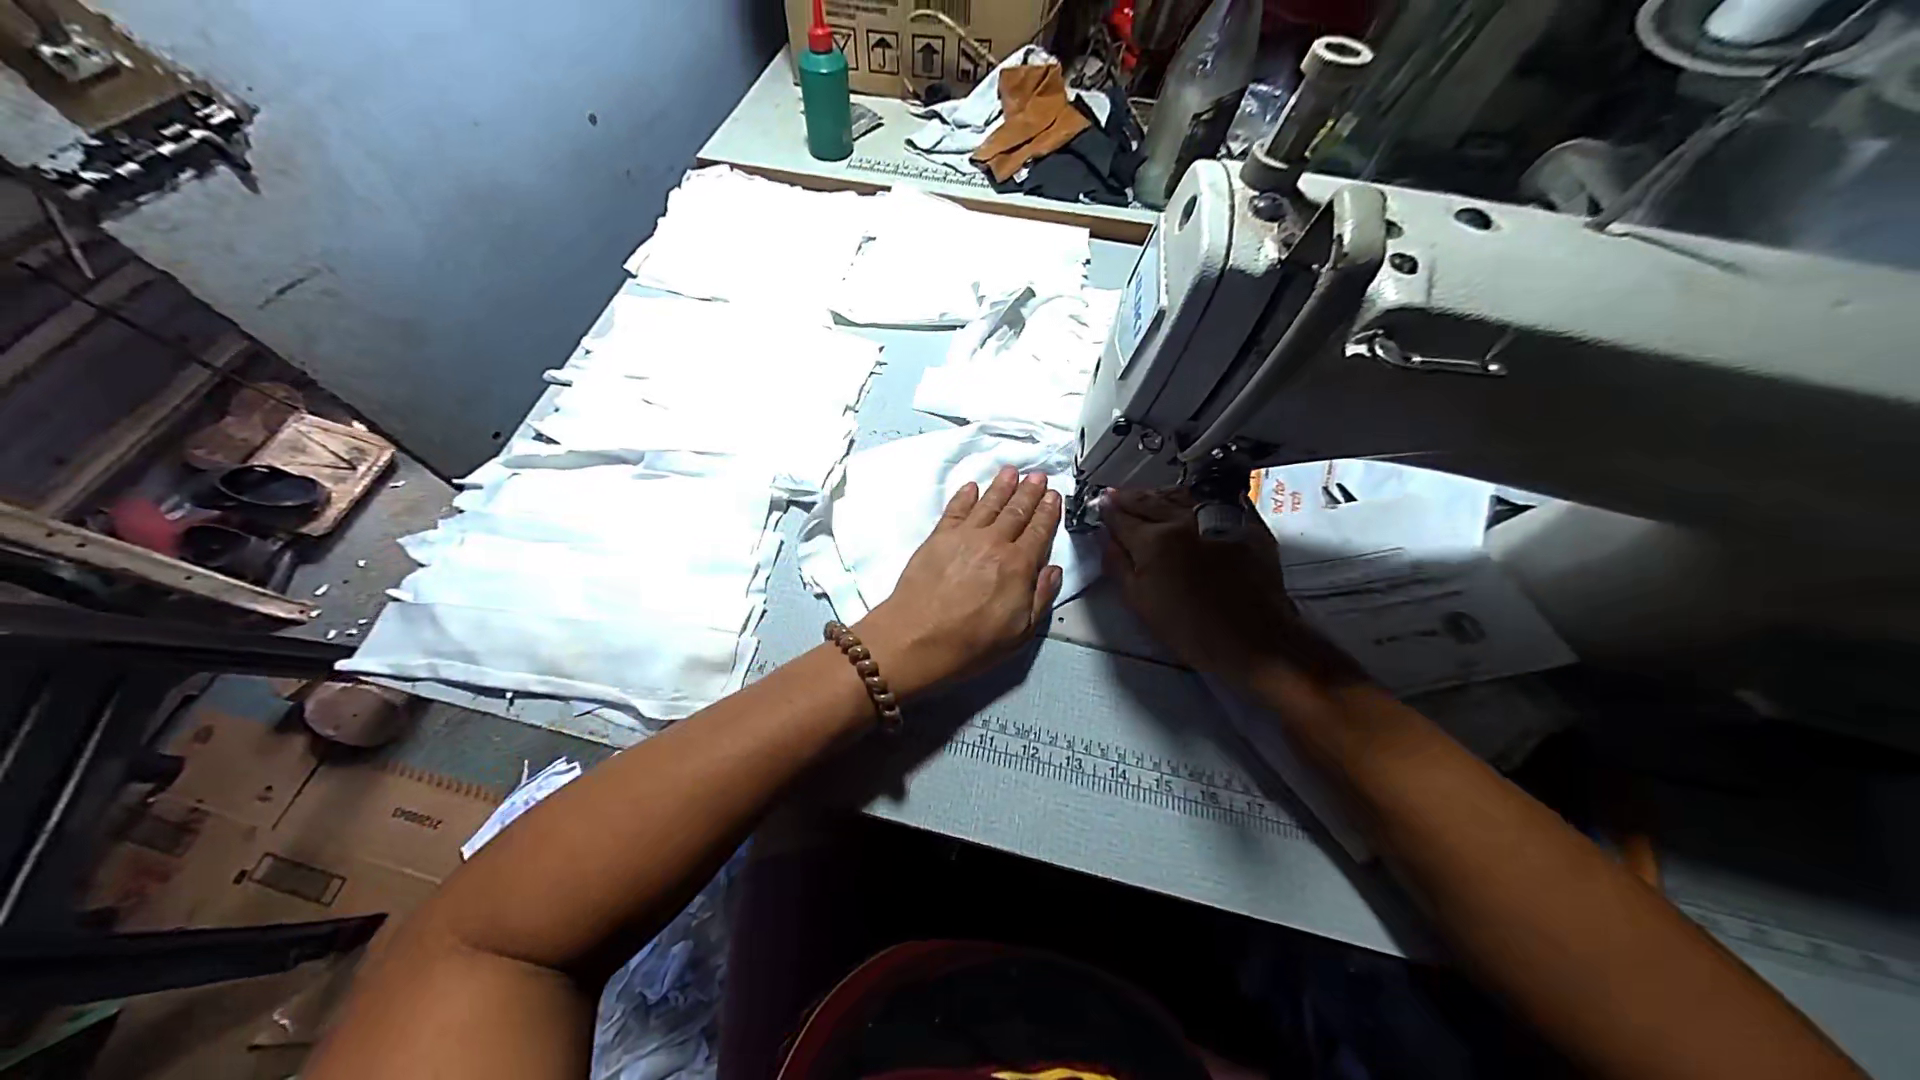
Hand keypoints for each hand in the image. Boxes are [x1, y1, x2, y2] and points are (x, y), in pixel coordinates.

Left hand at [855, 466, 1064, 697]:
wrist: (916, 638)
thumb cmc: (970, 643)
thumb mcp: (1020, 632)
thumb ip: (1041, 597)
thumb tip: (1053, 570)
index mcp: (1018, 565)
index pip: (1039, 531)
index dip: (1048, 511)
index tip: (1054, 496)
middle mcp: (994, 543)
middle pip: (1016, 511)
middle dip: (1029, 491)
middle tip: (1037, 475)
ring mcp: (963, 537)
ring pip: (988, 504)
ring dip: (1001, 486)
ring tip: (1011, 471)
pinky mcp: (937, 538)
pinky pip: (955, 509)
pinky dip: (965, 496)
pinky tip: (972, 487)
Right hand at [1102, 488, 1362, 689]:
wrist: (1254, 640)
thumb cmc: (1195, 630)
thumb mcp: (1141, 603)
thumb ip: (1119, 566)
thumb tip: (1108, 542)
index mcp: (1154, 540)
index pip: (1121, 517)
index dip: (1107, 510)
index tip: (1101, 505)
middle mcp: (1184, 521)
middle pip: (1149, 500)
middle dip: (1128, 497)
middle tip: (1116, 496)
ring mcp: (1217, 518)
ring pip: (1180, 494)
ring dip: (1159, 493)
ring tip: (1147, 495)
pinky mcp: (1244, 524)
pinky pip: (1214, 499)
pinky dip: (1195, 496)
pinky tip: (1190, 499)